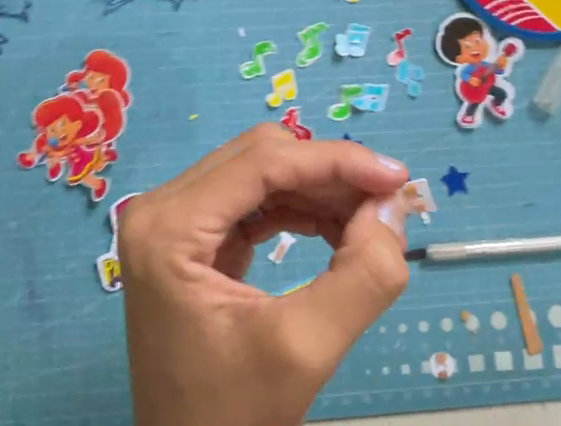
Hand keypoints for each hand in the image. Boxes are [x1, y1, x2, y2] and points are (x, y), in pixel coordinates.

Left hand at [120, 124, 410, 425]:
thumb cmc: (233, 413)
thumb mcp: (304, 350)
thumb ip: (361, 276)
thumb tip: (393, 210)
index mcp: (170, 227)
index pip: (264, 163)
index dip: (335, 160)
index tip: (397, 178)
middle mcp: (163, 208)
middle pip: (262, 159)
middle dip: (330, 174)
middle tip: (387, 205)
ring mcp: (174, 222)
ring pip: (263, 174)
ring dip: (320, 191)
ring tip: (368, 224)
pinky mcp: (192, 238)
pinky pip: (255, 200)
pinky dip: (301, 209)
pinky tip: (338, 231)